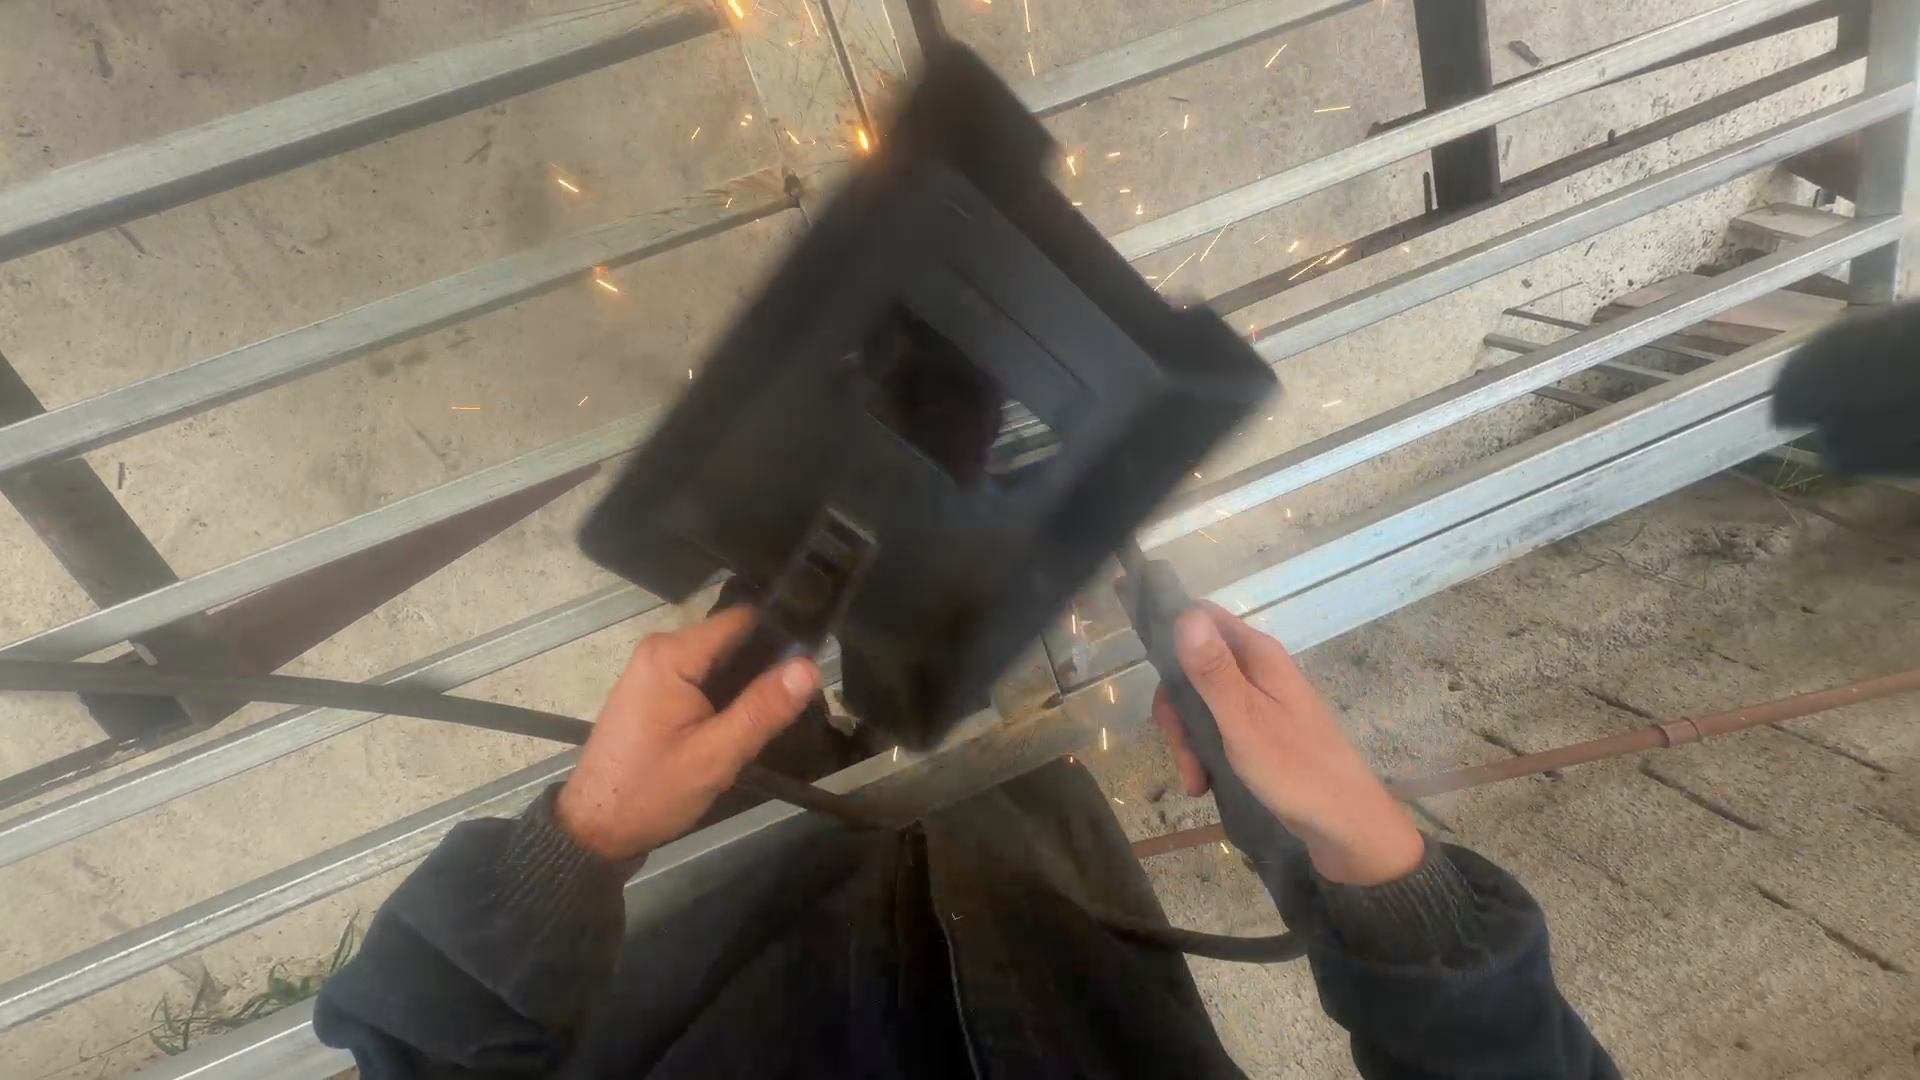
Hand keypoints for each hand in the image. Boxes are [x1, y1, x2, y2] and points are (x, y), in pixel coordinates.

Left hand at [555, 607, 819, 860]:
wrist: (594, 832)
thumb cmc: (650, 792)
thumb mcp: (715, 756)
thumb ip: (763, 709)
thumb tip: (810, 666)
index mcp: (671, 654)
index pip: (742, 620)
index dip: (781, 633)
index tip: (816, 655)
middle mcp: (661, 649)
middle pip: (733, 637)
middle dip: (769, 660)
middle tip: (805, 693)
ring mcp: (656, 668)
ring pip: (723, 658)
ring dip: (751, 678)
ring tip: (785, 704)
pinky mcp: (657, 688)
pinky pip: (706, 674)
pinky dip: (729, 690)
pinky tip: (749, 715)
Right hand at [1153, 603, 1422, 885]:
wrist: (1348, 829)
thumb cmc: (1296, 769)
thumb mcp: (1243, 719)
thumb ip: (1212, 670)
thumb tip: (1184, 615)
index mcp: (1257, 655)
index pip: (1202, 617)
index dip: (1169, 630)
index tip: (1146, 664)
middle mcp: (1257, 669)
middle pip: (1193, 666)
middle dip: (1176, 707)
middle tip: (1176, 743)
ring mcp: (1258, 701)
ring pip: (1200, 702)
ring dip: (1187, 739)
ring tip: (1193, 778)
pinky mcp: (1258, 731)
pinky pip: (1215, 728)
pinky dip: (1202, 753)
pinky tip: (1202, 783)